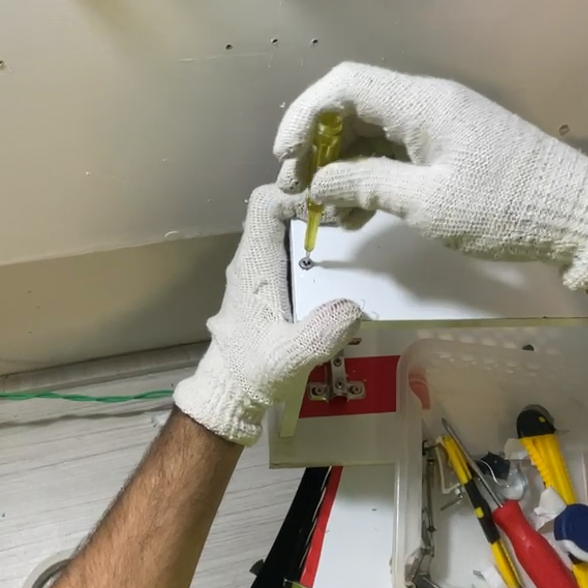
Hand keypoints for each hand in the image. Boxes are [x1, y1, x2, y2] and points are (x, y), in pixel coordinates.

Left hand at [173, 185, 363, 443]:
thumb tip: (355, 308)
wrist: (232, 392)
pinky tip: (339, 263)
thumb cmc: (254, 370)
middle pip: (278, 208)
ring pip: (284, 227)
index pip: (265, 203)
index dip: (295, 195)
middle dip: (312, 204)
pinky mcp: (267, 282)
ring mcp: (258, 269)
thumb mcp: (290, 356)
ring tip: (351, 235)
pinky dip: (313, 243)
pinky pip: (289, 247)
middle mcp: (253, 259)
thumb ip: (321, 332)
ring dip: (314, 223)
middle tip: (350, 218)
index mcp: (253, 264)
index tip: (328, 210)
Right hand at [274, 62, 587, 291]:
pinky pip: (395, 151)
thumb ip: (364, 185)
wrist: (575, 216)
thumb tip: (317, 183)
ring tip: (324, 211)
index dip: (304, 115)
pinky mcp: (449, 146)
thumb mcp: (427, 203)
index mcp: (420, 103)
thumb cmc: (502, 207)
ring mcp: (439, 124)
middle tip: (297, 190)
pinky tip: (355, 212)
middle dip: (317, 147)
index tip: (284, 156)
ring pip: (371, 133)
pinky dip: (370, 176)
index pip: (344, 85)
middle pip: (353, 108)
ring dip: (341, 167)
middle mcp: (426, 103)